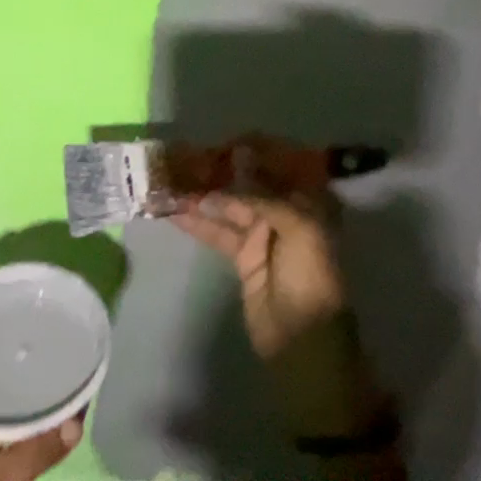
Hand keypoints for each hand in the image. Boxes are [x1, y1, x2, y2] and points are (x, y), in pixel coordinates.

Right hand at [172, 139, 390, 441]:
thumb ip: (264, 193)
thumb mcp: (298, 228)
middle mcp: (287, 210)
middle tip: (187, 155)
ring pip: (229, 203)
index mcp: (310, 200)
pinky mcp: (243, 255)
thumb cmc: (311, 278)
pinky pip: (216, 230)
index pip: (282, 163)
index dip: (256, 148)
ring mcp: (263, 233)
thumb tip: (236, 157)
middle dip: (221, 168)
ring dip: (202, 192)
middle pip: (250, 181)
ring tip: (170, 178)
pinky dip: (195, 220)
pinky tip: (169, 209)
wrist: (305, 341)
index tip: (224, 140)